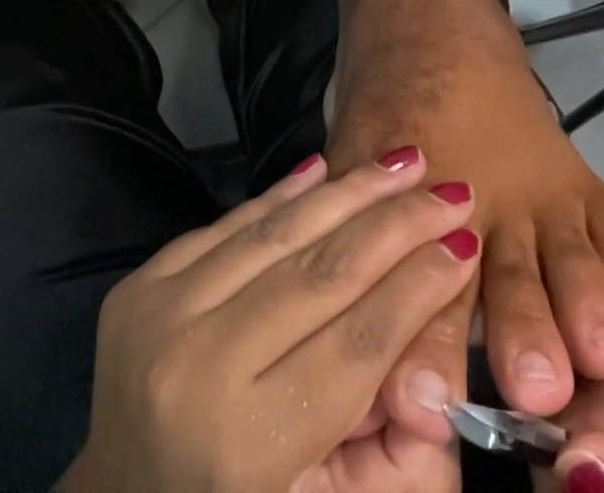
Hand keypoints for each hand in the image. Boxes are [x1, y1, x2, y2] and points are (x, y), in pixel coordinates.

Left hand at [60, 149, 482, 492]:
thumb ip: (389, 429)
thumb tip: (435, 330)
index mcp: (250, 441)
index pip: (358, 343)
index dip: (420, 287)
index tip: (465, 243)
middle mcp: (199, 368)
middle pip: (322, 276)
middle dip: (398, 226)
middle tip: (453, 191)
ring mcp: (158, 316)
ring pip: (275, 235)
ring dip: (348, 192)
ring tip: (403, 162)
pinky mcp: (138, 286)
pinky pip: (225, 225)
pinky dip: (280, 194)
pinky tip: (325, 167)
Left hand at [326, 0, 603, 437]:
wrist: (426, 22)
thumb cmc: (379, 98)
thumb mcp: (345, 160)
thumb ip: (349, 231)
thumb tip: (338, 321)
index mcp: (412, 210)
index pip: (416, 288)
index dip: (421, 347)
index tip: (423, 403)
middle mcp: (479, 207)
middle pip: (499, 281)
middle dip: (517, 331)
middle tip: (534, 385)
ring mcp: (532, 188)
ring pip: (562, 254)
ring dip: (583, 303)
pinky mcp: (571, 168)